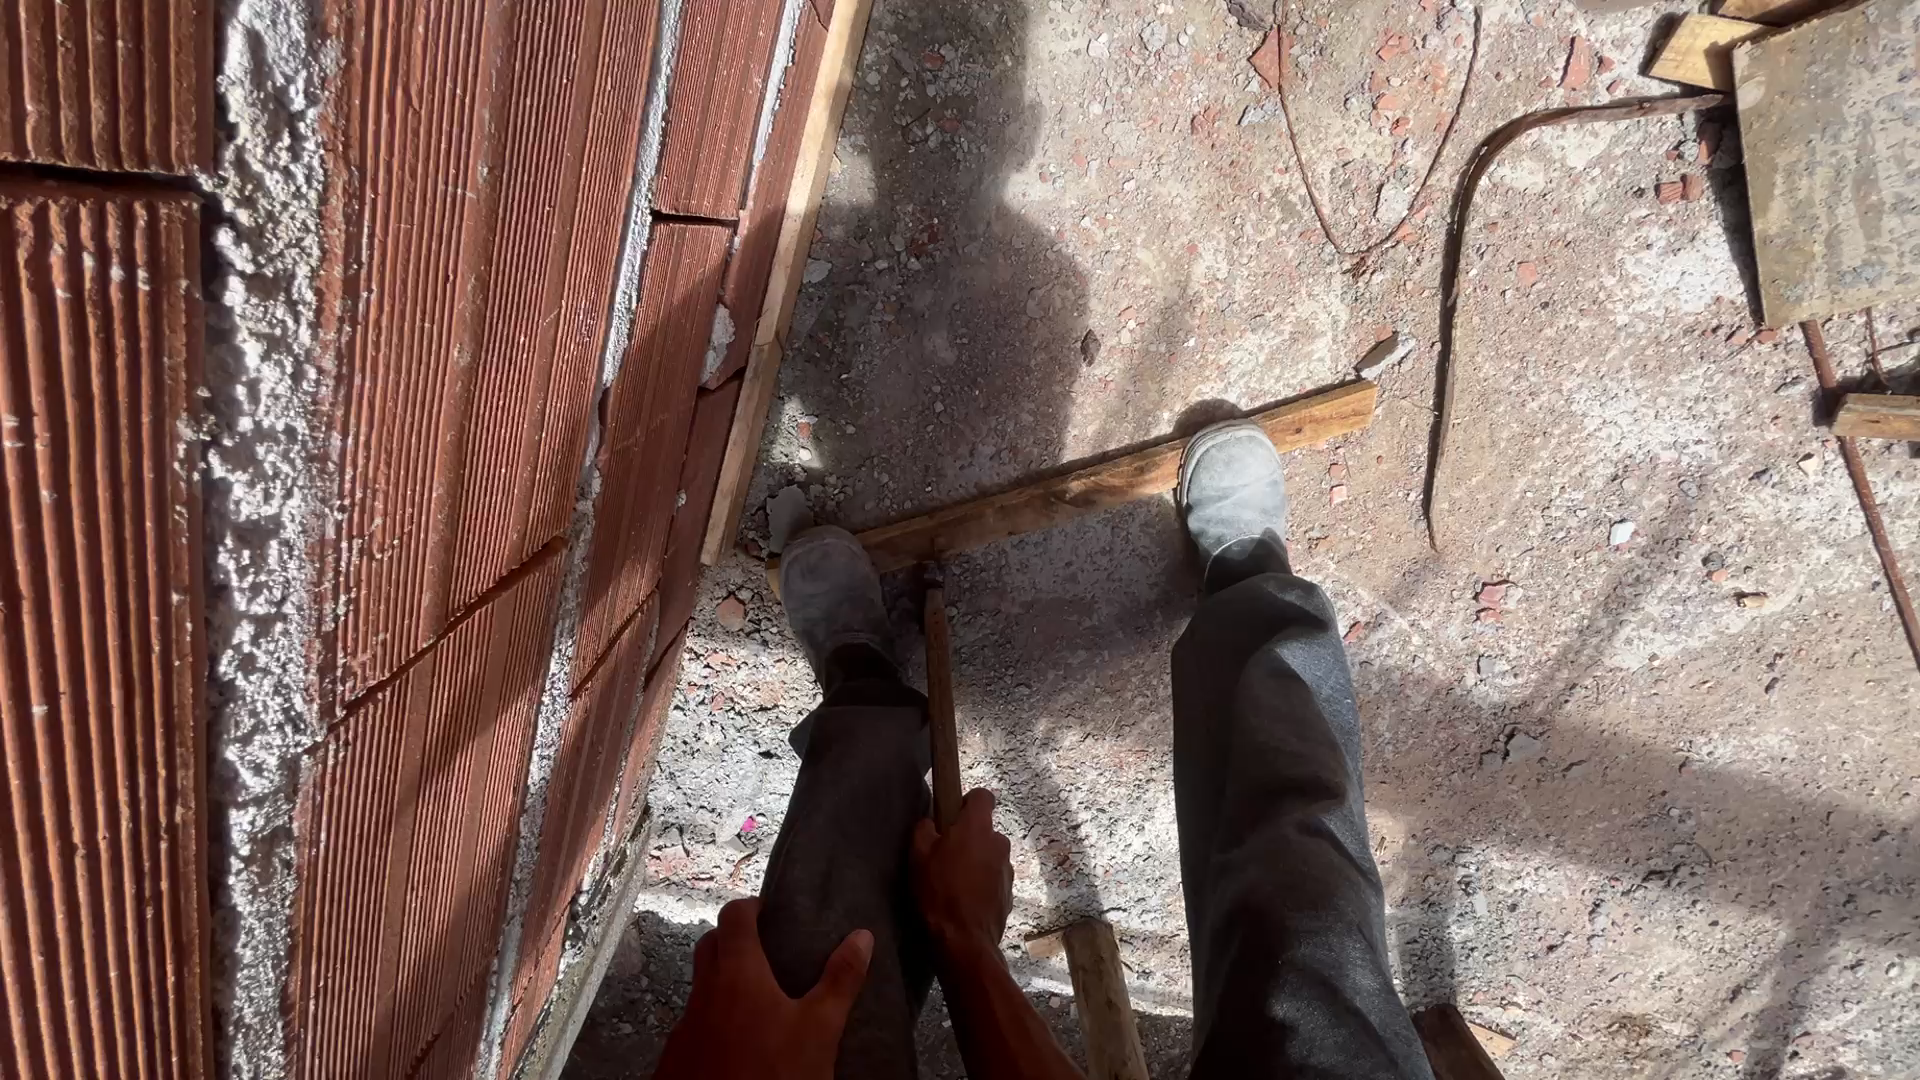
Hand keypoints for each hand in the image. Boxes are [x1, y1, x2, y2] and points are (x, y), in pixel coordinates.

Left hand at [652, 898, 871, 1079]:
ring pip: (699, 989)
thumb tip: (862, 936)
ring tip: (756, 1005)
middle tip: (766, 952)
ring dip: (722, 985)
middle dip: (733, 940)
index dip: (751, 907)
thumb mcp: (819, 1030)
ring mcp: (683, 1031)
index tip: (771, 914)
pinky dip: (711, 1024)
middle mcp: (702, 993)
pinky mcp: (672, 1065)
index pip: (733, 916)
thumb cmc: (773, 1074)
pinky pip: (691, 1029)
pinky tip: (735, 1048)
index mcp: (737, 974)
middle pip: (709, 945)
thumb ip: (840, 979)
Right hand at [911, 788, 1013, 960]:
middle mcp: (999, 842)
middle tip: (946, 856)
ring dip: (976, 861)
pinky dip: (983, 883)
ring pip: (990, 854)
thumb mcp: (918, 855)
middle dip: (969, 837)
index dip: (967, 801)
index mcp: (978, 827)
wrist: (964, 942)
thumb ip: (925, 829)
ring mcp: (1007, 868)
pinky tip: (966, 900)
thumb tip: (932, 823)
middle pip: (985, 829)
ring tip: (955, 883)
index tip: (952, 816)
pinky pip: (994, 877)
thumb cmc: (938, 892)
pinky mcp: (1010, 892)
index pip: (983, 795)